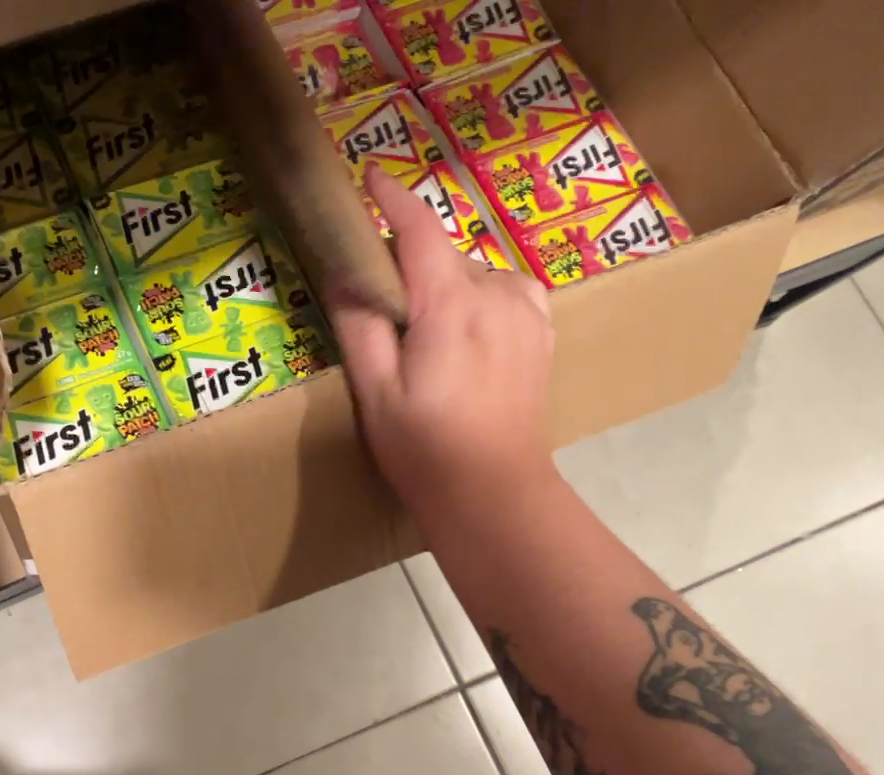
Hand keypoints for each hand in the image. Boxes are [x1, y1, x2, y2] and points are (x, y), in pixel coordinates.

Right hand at [329, 164, 556, 521]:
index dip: (392, 199)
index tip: (369, 176)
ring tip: (420, 340)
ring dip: (439, 289)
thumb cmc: (424, 446)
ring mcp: (527, 309)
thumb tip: (343, 272)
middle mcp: (498, 292)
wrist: (493, 490)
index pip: (419, 231)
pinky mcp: (540, 328)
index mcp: (452, 304)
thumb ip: (359, 324)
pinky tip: (459, 337)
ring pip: (469, 274)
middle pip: (441, 255)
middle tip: (377, 310)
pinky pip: (498, 291)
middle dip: (406, 267)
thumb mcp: (376, 390)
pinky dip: (472, 299)